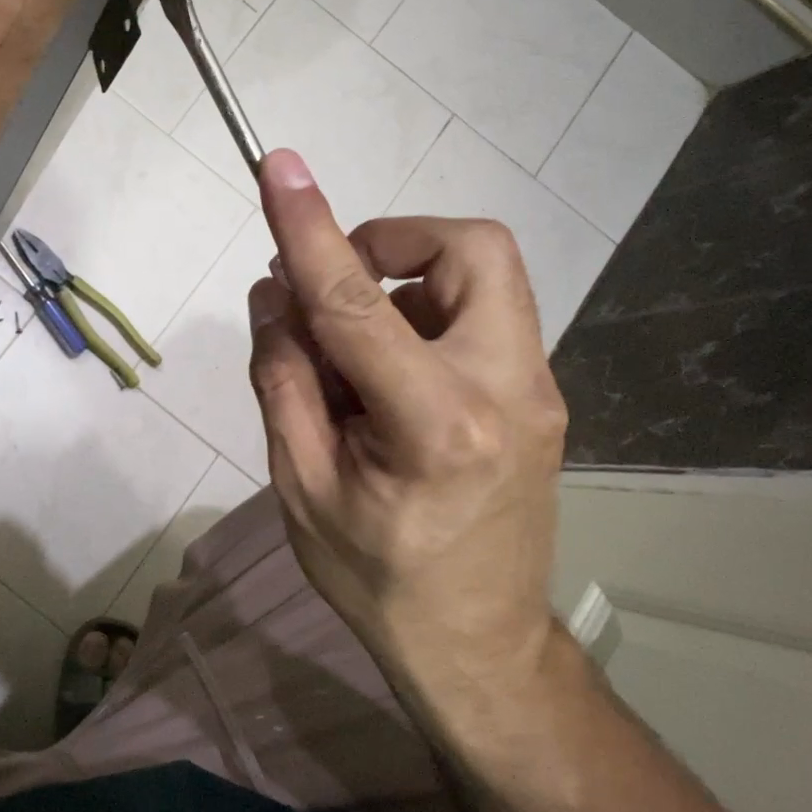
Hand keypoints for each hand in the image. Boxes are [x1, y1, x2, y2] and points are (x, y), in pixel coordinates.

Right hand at [246, 150, 565, 682]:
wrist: (474, 643)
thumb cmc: (371, 575)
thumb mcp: (299, 484)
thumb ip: (284, 381)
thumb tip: (273, 298)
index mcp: (434, 423)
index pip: (358, 303)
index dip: (309, 231)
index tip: (278, 168)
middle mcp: (507, 389)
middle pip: (471, 251)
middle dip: (391, 242)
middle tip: (327, 285)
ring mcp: (537, 390)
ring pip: (483, 277)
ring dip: (402, 284)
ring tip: (343, 350)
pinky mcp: (538, 395)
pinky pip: (481, 317)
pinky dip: (419, 318)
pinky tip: (378, 378)